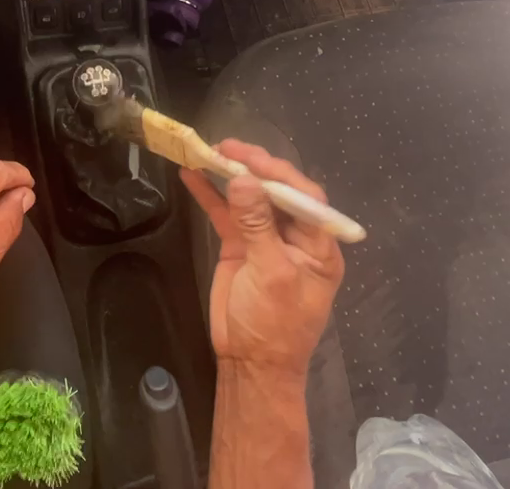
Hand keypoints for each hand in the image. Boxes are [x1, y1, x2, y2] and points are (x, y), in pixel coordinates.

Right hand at [181, 141, 343, 375]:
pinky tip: (191, 175)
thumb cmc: (276, 324)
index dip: (280, 174)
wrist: (250, 363)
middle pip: (276, 191)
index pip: (305, 198)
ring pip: (249, 197)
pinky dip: (209, 194)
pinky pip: (225, 212)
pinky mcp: (239, 245)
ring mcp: (264, 238)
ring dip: (229, 174)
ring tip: (208, 151)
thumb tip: (243, 180)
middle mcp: (294, 236)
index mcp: (318, 245)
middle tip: (227, 147)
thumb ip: (257, 225)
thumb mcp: (271, 274)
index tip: (251, 159)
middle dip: (253, 167)